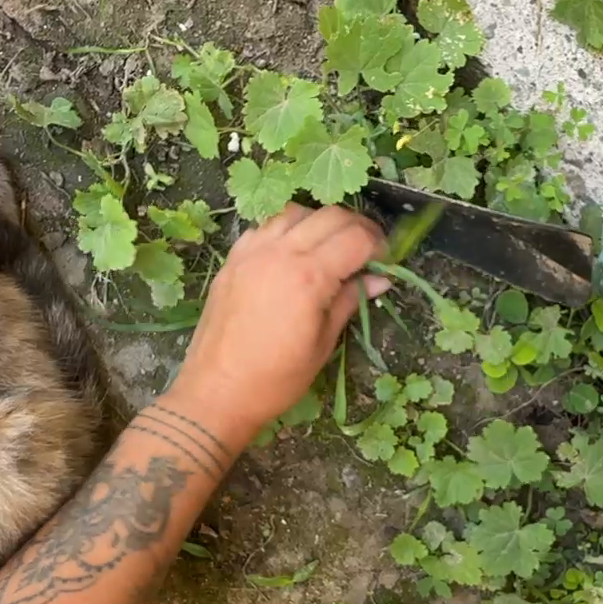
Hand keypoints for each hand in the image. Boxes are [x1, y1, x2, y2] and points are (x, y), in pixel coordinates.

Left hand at [165, 205, 387, 448]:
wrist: (218, 391)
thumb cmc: (277, 379)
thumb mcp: (323, 343)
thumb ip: (349, 301)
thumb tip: (379, 280)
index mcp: (309, 276)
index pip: (356, 239)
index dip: (378, 246)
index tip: (384, 262)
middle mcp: (281, 252)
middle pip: (331, 216)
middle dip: (357, 228)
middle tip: (366, 252)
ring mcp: (253, 251)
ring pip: (297, 212)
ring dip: (321, 222)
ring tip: (330, 248)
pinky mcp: (234, 258)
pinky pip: (266, 226)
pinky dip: (287, 228)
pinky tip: (293, 251)